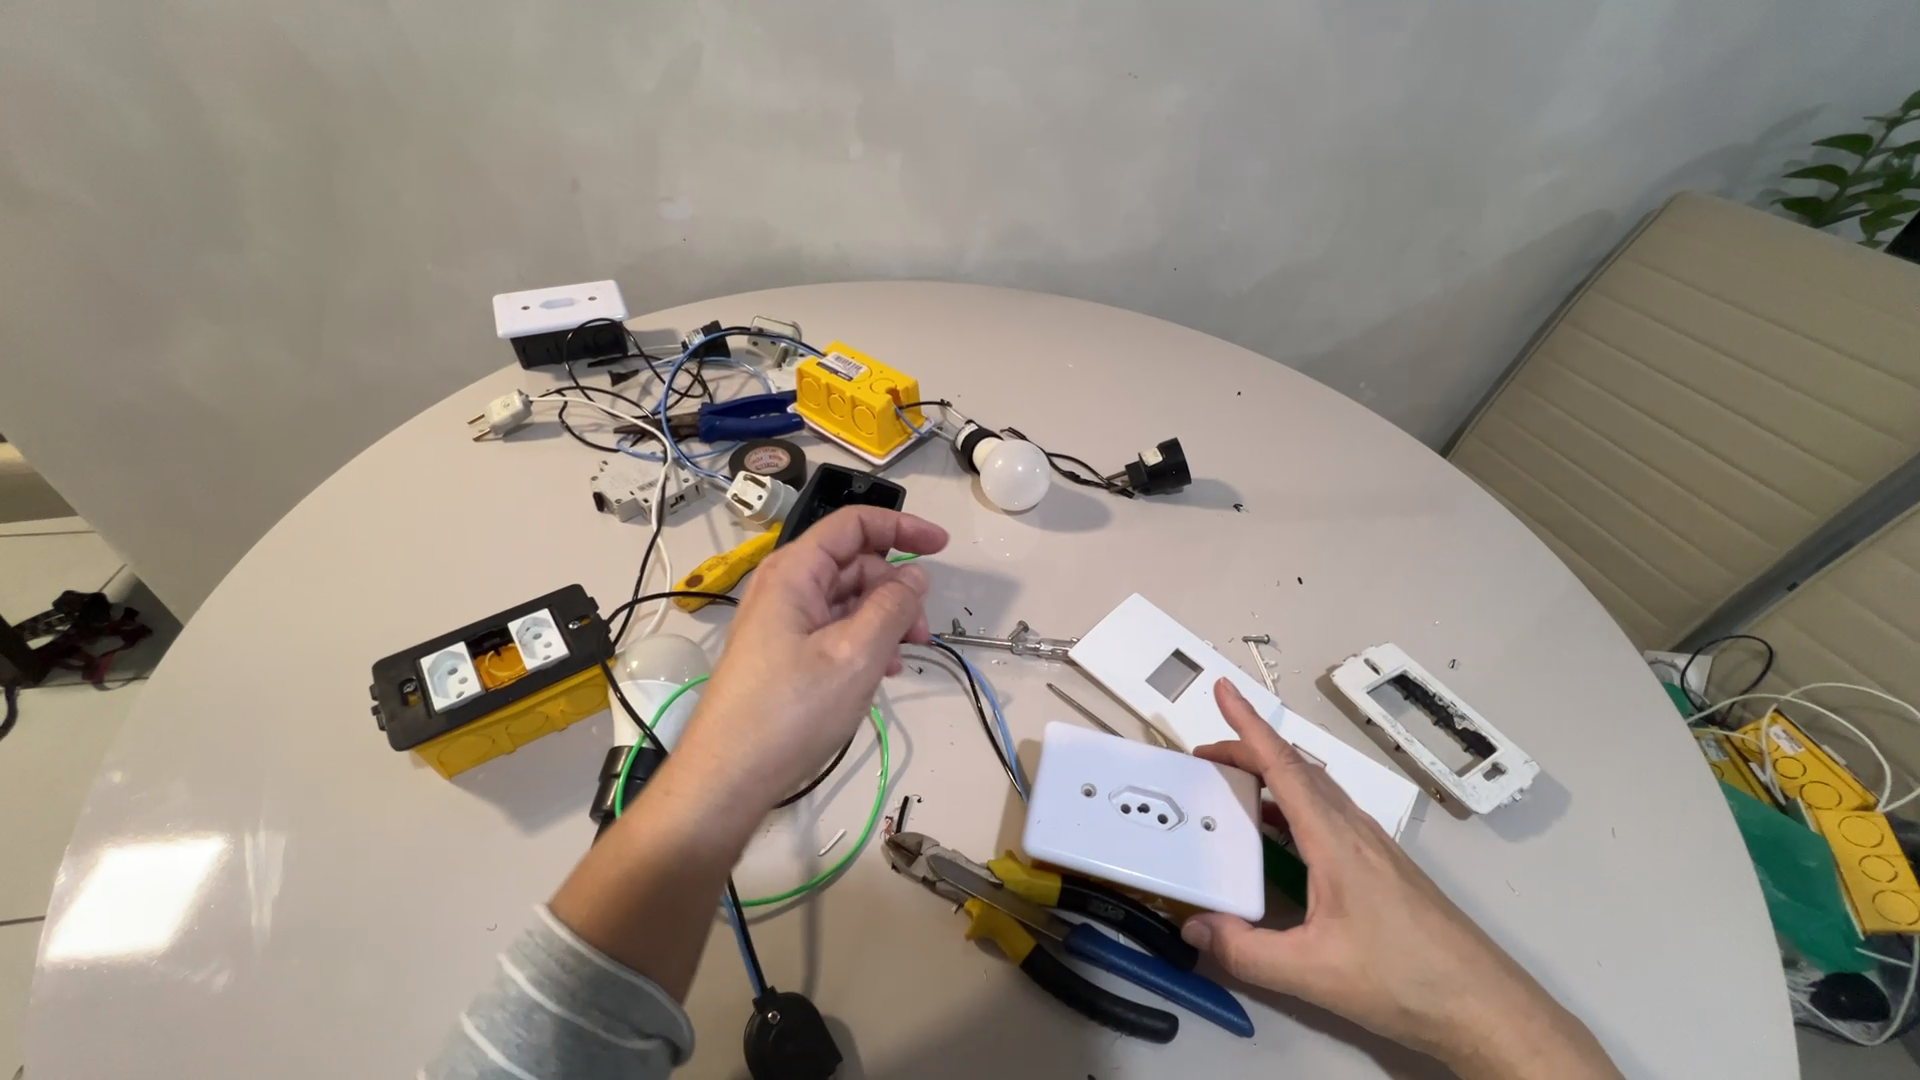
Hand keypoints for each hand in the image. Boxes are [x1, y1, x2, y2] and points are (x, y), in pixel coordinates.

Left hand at [672, 506, 947, 805]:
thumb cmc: (792, 709)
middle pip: (855, 565)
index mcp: (796, 571)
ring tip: (903, 659)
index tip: (943, 546)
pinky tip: (880, 673)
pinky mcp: (785, 653)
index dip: (902, 527)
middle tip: (922, 632)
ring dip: (885, 620)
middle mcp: (786, 587)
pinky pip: (835, 630)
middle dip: (897, 590)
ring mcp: (783, 621)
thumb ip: (892, 607)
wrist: (729, 776)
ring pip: (848, 601)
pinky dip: (865, 642)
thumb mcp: (856, 654)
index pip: (854, 525)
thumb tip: (915, 577)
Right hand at [1183, 680, 1619, 1079]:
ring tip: (1234, 782)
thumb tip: (1194, 928)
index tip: (1224, 689)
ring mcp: (1371, 844)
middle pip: (1295, 767)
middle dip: (1247, 747)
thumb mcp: (1314, 973)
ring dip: (1270, 772)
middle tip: (1205, 755)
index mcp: (1334, 839)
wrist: (1487, 1007)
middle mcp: (1353, 829)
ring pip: (1314, 786)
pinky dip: (1291, 799)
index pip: (1283, 765)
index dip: (1249, 723)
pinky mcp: (1381, 863)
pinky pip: (1327, 809)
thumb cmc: (1405, 981)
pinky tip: (1279, 829)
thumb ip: (1246, 952)